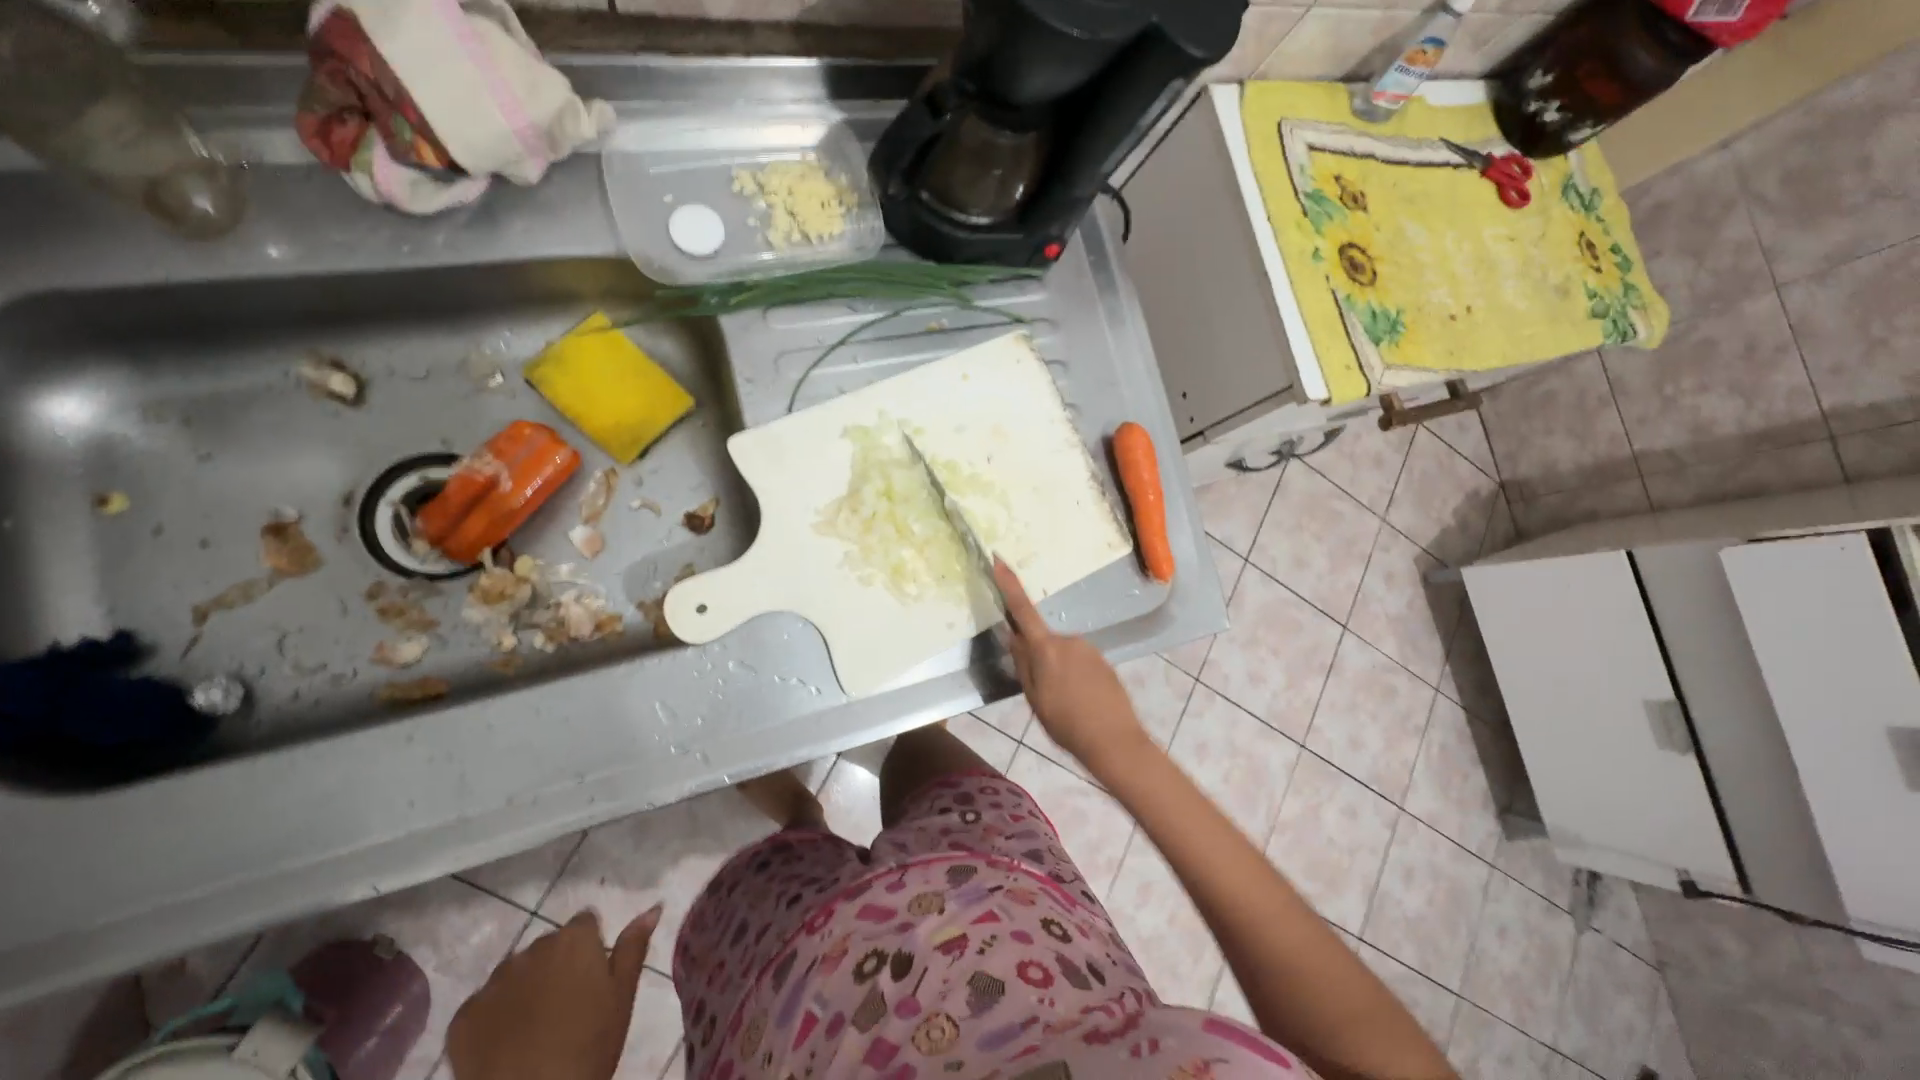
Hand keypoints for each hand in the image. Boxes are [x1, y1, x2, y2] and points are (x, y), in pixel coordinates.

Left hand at [447, 905, 660, 1079]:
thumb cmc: (590, 1047)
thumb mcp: (623, 996)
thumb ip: (634, 947)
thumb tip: (652, 907)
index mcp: (573, 940)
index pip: (585, 923)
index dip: (591, 949)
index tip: (594, 980)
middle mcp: (531, 949)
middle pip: (548, 947)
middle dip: (558, 967)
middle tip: (570, 1009)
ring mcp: (493, 982)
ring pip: (516, 974)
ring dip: (527, 989)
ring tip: (538, 1031)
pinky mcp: (463, 1016)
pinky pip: (485, 1006)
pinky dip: (496, 1019)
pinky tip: (508, 1047)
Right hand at [993, 558, 1151, 774]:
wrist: (1115, 740)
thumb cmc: (1066, 724)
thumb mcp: (1034, 698)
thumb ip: (1023, 664)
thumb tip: (1013, 636)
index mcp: (1047, 648)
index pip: (1022, 610)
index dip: (1008, 584)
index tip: (998, 559)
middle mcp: (1069, 640)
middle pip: (1043, 641)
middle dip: (1038, 658)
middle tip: (1043, 694)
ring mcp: (1089, 649)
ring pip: (1061, 654)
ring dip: (1057, 671)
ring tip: (1065, 705)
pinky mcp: (1104, 662)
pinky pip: (1079, 663)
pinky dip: (1074, 679)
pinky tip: (1080, 703)